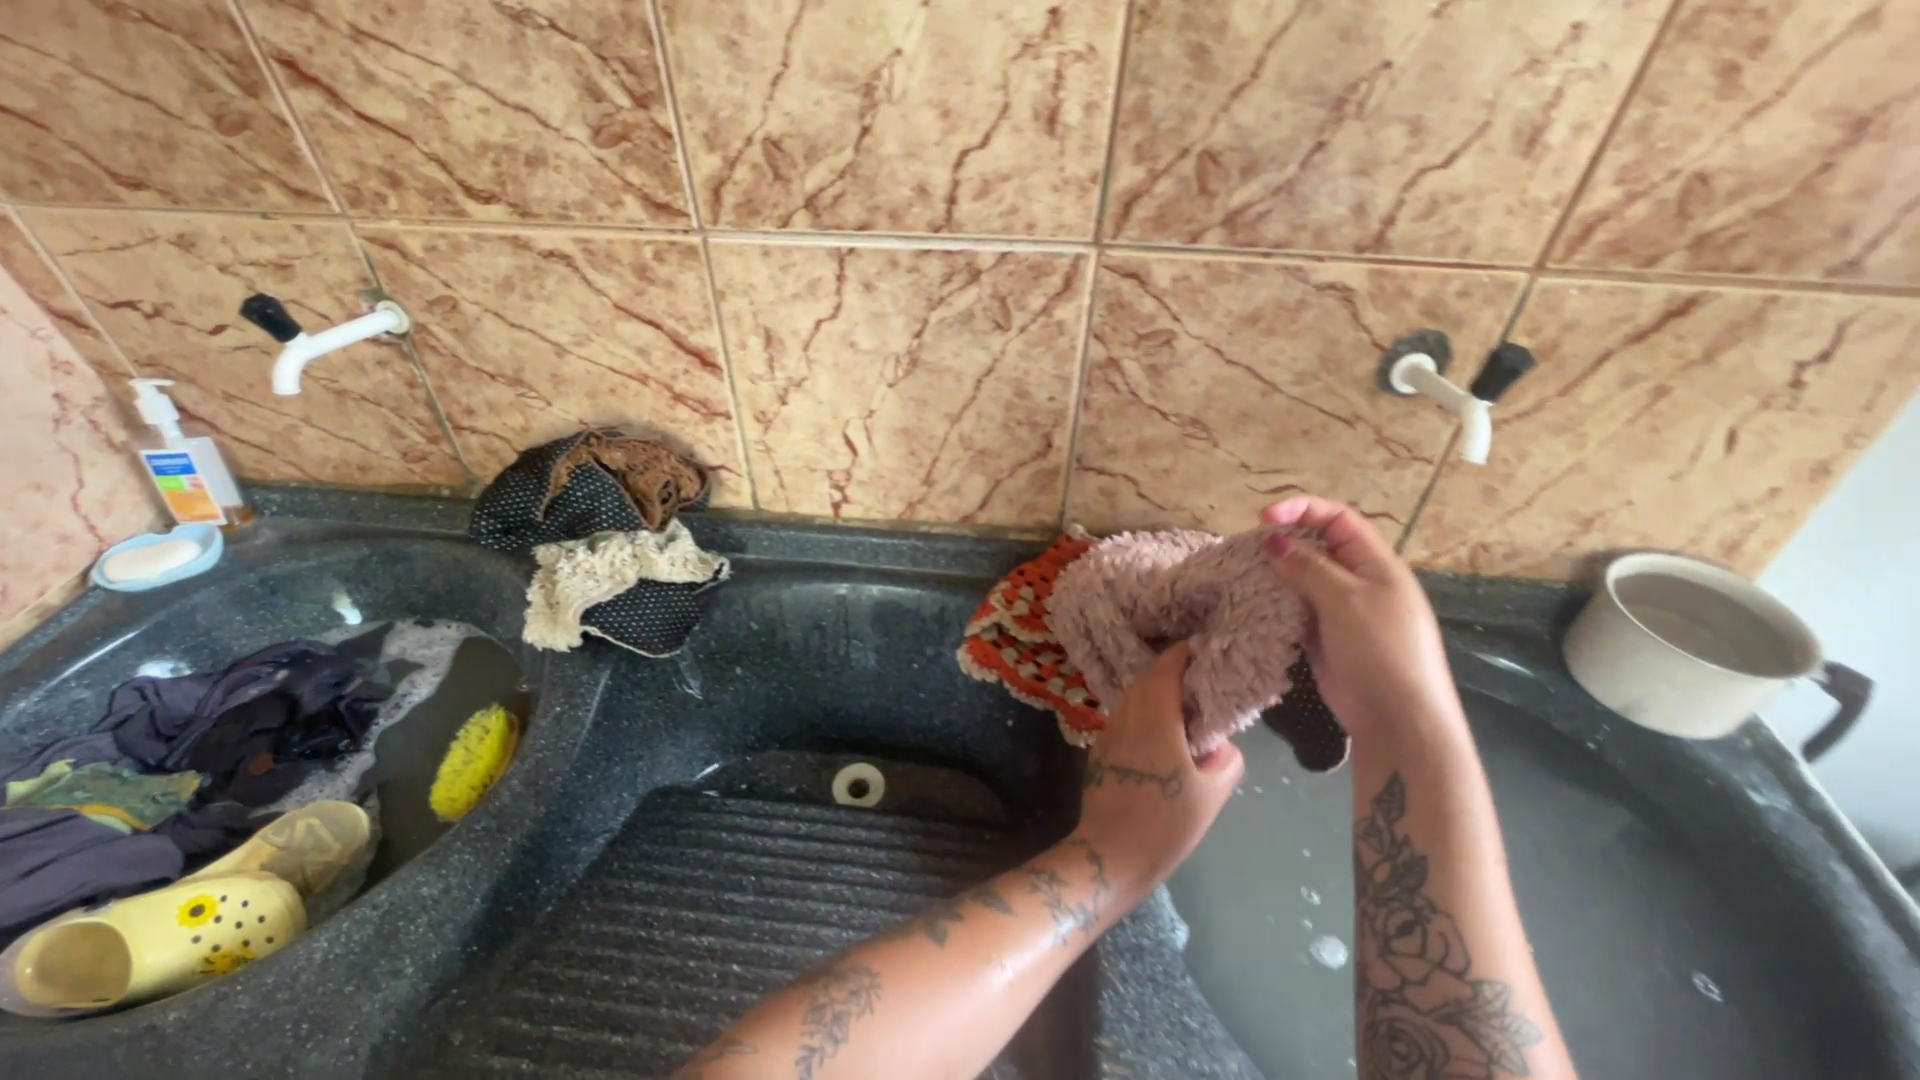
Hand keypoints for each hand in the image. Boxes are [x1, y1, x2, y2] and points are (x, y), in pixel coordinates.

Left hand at [1077, 643, 1244, 892]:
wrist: (1110, 855)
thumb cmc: (1164, 824)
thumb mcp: (1210, 795)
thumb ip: (1225, 761)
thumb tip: (1221, 745)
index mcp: (1155, 718)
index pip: (1165, 668)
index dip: (1183, 654)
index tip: (1203, 650)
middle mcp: (1126, 718)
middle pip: (1145, 680)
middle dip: (1170, 674)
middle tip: (1199, 683)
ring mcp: (1107, 735)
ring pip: (1131, 700)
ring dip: (1154, 696)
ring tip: (1182, 711)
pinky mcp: (1099, 754)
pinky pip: (1123, 720)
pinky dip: (1142, 716)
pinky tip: (1159, 738)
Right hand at [1261, 496, 1466, 741]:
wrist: (1397, 717)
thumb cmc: (1380, 649)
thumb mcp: (1345, 599)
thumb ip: (1307, 567)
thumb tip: (1272, 539)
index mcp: (1376, 563)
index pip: (1338, 519)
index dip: (1303, 509)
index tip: (1264, 517)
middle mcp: (1358, 580)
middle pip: (1318, 546)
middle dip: (1284, 541)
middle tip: (1249, 549)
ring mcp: (1341, 610)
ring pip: (1303, 578)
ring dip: (1276, 573)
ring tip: (1245, 575)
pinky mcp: (1324, 636)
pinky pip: (1296, 608)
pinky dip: (1275, 603)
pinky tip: (1254, 603)